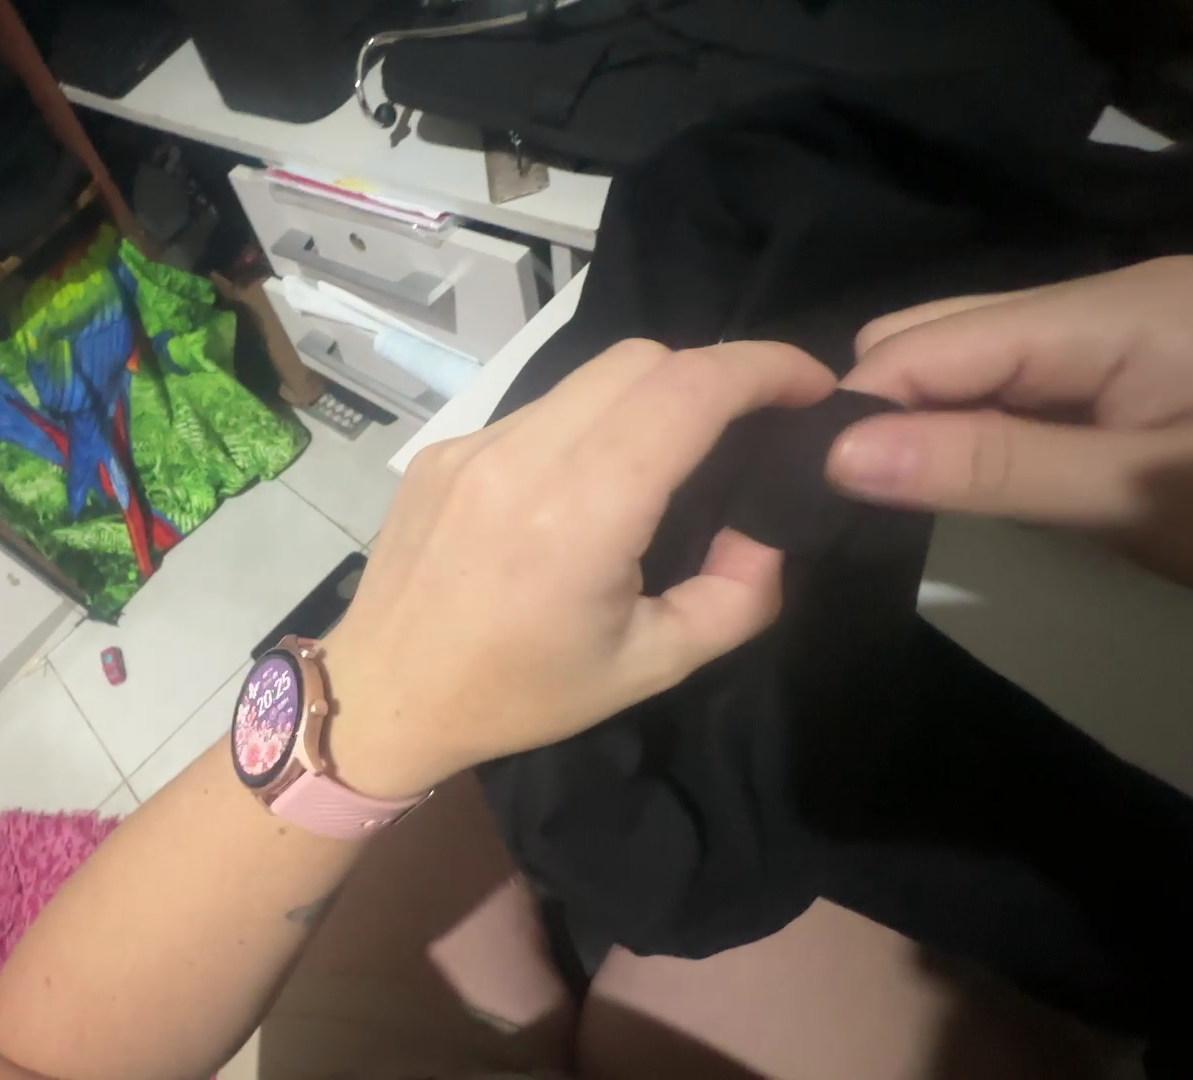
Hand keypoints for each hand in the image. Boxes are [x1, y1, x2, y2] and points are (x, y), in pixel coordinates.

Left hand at [318, 338, 835, 799]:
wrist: (385, 692)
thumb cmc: (513, 694)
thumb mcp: (647, 666)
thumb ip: (736, 597)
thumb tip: (760, 530)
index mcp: (578, 511)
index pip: (688, 387)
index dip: (765, 367)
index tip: (807, 388)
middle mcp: (516, 458)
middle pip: (637, 360)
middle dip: (707, 374)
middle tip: (739, 426)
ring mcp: (466, 448)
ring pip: (579, 382)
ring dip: (638, 400)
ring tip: (656, 458)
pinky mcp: (436, 454)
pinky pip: (527, 413)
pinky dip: (575, 426)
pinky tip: (571, 484)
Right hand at [826, 255, 1192, 602]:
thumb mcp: (1145, 501)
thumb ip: (988, 467)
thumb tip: (836, 456)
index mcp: (1110, 313)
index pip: (917, 346)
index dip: (855, 412)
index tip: (822, 489)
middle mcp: (1096, 300)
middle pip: (920, 336)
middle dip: (877, 409)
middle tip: (879, 491)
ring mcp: (1106, 329)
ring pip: (948, 357)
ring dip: (914, 419)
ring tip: (921, 482)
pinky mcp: (1113, 364)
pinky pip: (991, 378)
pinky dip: (956, 422)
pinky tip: (970, 464)